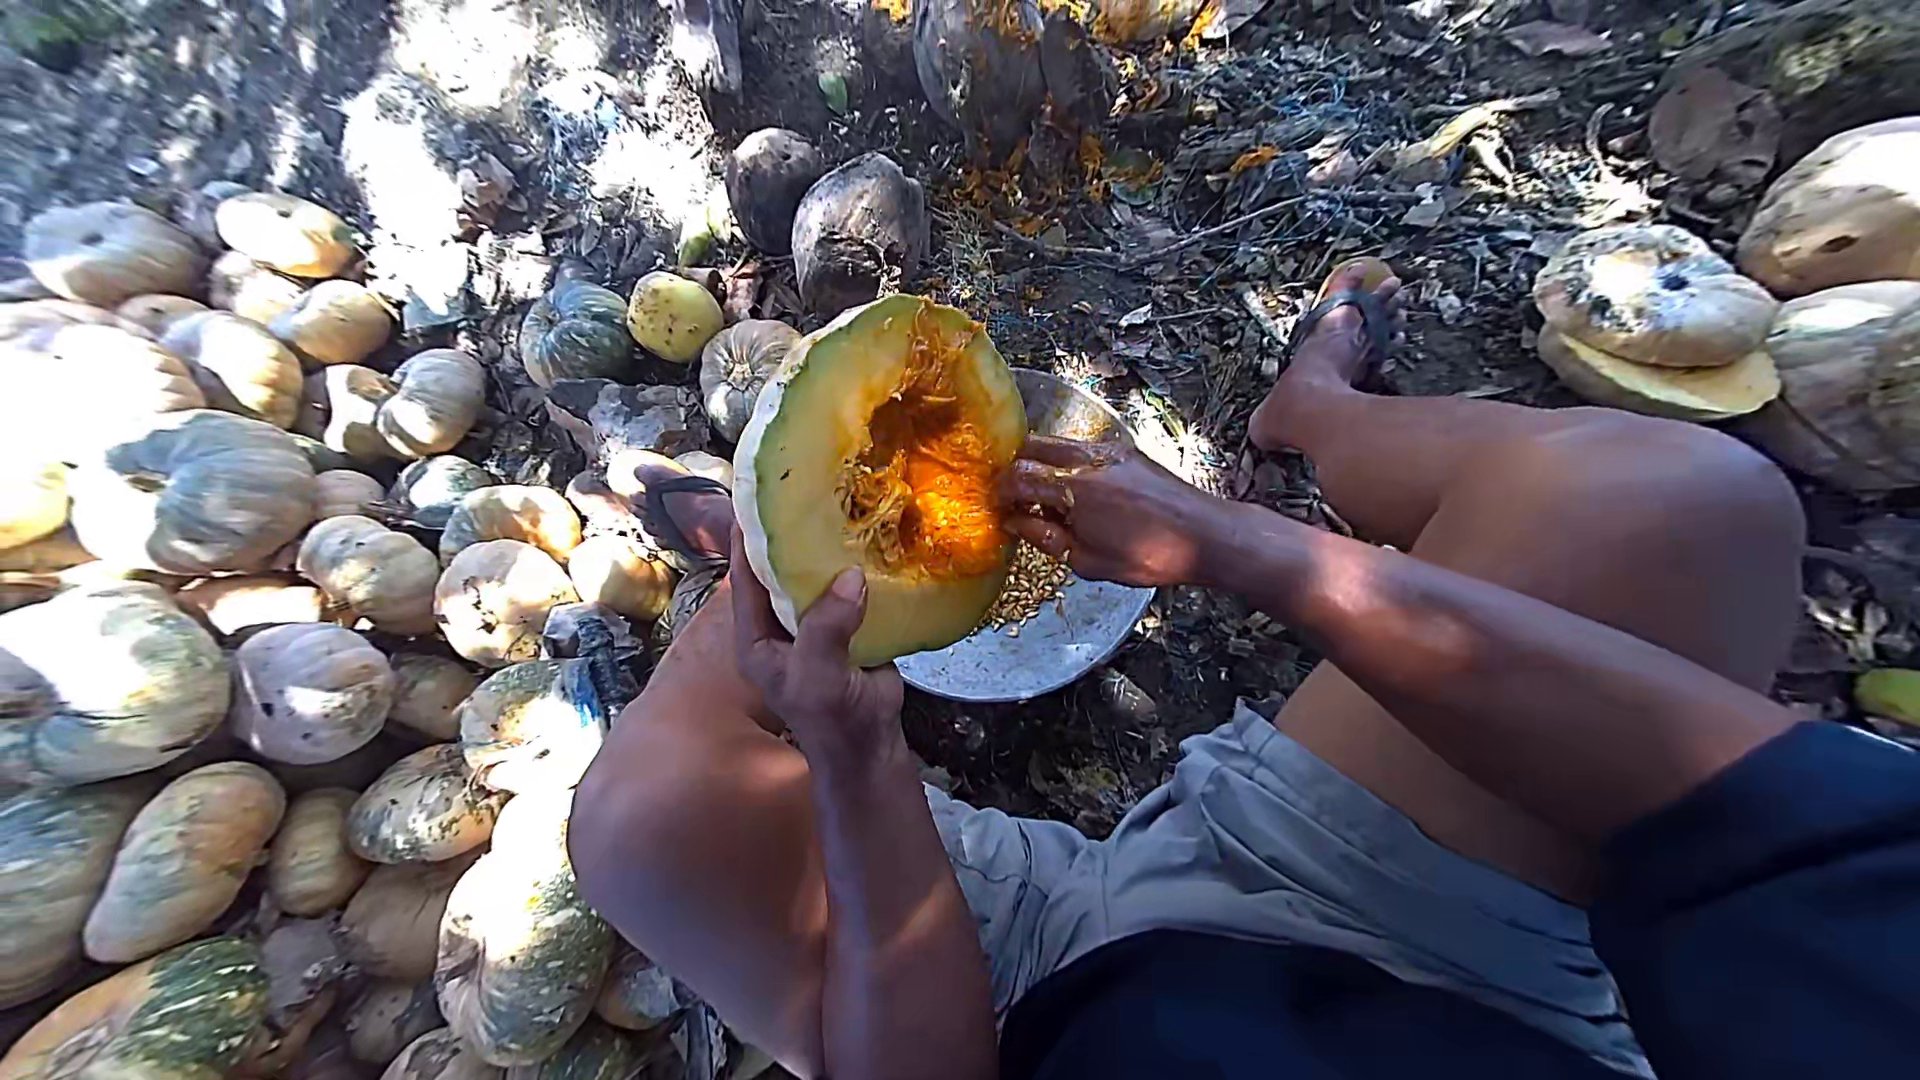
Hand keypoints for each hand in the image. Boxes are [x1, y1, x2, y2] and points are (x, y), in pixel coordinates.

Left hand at [729, 526, 905, 765]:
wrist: (871, 745)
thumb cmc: (832, 718)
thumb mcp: (817, 675)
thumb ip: (826, 627)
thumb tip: (851, 576)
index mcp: (757, 638)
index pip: (745, 581)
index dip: (745, 541)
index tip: (754, 502)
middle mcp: (781, 626)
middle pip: (781, 574)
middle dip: (791, 540)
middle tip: (807, 498)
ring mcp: (815, 626)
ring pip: (818, 580)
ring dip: (828, 554)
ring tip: (842, 513)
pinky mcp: (848, 626)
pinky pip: (850, 592)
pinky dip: (860, 571)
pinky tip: (873, 547)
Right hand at [998, 436, 1229, 587]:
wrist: (1207, 536)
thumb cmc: (1151, 555)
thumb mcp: (1088, 560)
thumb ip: (1045, 537)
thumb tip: (1014, 523)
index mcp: (1076, 488)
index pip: (1019, 476)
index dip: (1001, 491)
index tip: (996, 507)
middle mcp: (1089, 459)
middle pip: (1031, 448)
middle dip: (1014, 471)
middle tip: (1011, 498)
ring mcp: (1108, 451)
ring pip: (1055, 445)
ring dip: (1038, 466)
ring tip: (1041, 499)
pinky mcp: (1124, 452)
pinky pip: (1079, 450)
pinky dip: (1063, 465)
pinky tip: (1070, 494)